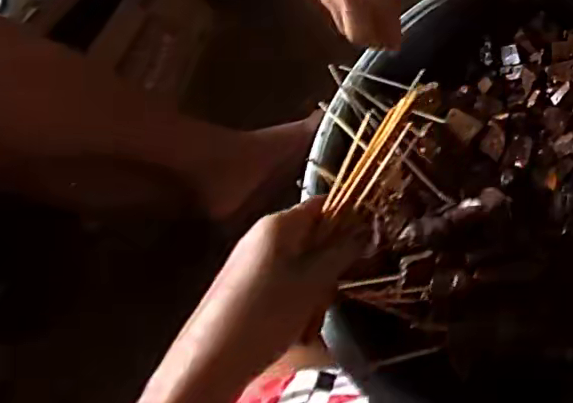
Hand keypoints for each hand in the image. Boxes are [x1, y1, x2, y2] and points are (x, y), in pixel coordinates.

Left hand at [143, 199, 366, 401]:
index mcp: (279, 224)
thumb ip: (342, 251)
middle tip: (332, 293)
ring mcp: (251, 264)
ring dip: (314, 290)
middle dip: (330, 265)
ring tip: (310, 321)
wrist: (204, 368)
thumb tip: (366, 228)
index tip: (368, 241)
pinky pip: (282, 286)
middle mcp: (263, 236)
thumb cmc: (263, 316)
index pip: (324, 204)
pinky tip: (294, 332)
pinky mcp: (243, 291)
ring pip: (300, 266)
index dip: (349, 218)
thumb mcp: (312, 283)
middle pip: (313, 237)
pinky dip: (295, 304)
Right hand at [312, 0, 400, 50]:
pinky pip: (337, 13)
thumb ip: (390, 5)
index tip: (395, 42)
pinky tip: (359, 1)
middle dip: (372, 40)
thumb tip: (394, 34)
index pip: (371, 35)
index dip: (385, 42)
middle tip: (385, 34)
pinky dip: (350, 14)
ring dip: (360, 28)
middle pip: (356, 37)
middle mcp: (341, 0)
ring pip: (345, 27)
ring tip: (374, 17)